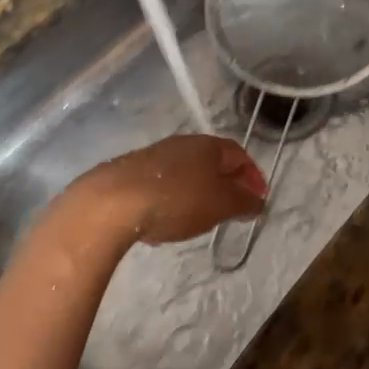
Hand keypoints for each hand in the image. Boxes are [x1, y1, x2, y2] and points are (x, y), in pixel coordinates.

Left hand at [63, 135, 267, 245]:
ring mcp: (152, 157)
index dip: (252, 176)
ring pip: (185, 174)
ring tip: (198, 220)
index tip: (258, 199)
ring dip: (197, 193)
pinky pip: (160, 186)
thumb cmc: (177, 199)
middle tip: (231, 209)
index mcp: (209, 146)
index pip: (239, 155)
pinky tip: (163, 223)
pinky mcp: (128, 174)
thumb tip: (258, 201)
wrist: (110, 203)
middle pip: (211, 162)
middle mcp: (182, 144)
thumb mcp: (221, 205)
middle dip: (224, 184)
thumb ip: (244, 202)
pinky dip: (170, 201)